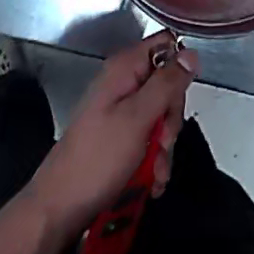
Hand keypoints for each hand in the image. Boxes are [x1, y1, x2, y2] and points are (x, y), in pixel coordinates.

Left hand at [21, 31, 196, 236]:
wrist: (61, 208)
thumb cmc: (97, 160)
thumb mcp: (138, 117)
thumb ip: (167, 84)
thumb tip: (191, 54)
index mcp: (123, 69)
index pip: (166, 46)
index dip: (180, 67)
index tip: (178, 96)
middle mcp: (123, 84)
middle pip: (169, 86)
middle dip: (171, 119)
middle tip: (163, 140)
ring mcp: (122, 112)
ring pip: (163, 117)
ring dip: (165, 147)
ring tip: (154, 170)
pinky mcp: (122, 136)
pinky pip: (152, 139)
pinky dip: (155, 160)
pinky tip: (151, 179)